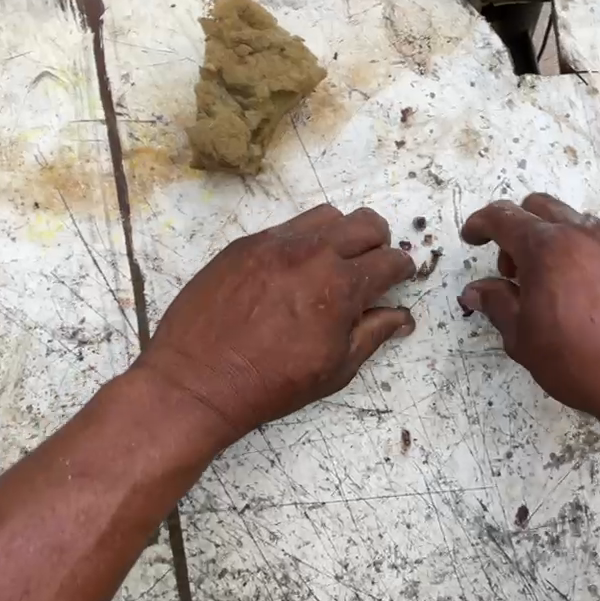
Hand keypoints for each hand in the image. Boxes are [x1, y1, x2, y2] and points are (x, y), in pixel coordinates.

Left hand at [134, 204, 415, 441]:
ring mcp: (276, 244)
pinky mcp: (246, 244)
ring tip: (331, 263)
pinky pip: (288, 227)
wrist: (196, 382)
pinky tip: (292, 271)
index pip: (391, 261)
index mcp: (342, 286)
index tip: (398, 278)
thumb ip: (374, 334)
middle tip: (370, 267)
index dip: (402, 270)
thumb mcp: (336, 369)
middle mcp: (314, 254)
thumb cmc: (271, 384)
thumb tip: (403, 316)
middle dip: (379, 243)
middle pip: (368, 224)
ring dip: (342, 235)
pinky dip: (303, 242)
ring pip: (328, 216)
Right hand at [457, 194, 599, 438]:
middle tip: (510, 272)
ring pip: (568, 220)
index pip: (504, 217)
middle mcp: (580, 233)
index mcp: (547, 247)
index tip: (471, 237)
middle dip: (515, 229)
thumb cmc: (579, 362)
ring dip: (547, 238)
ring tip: (545, 285)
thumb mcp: (523, 338)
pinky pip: (594, 236)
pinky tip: (576, 288)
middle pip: (537, 208)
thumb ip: (496, 304)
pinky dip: (575, 247)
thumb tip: (475, 290)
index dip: (481, 223)